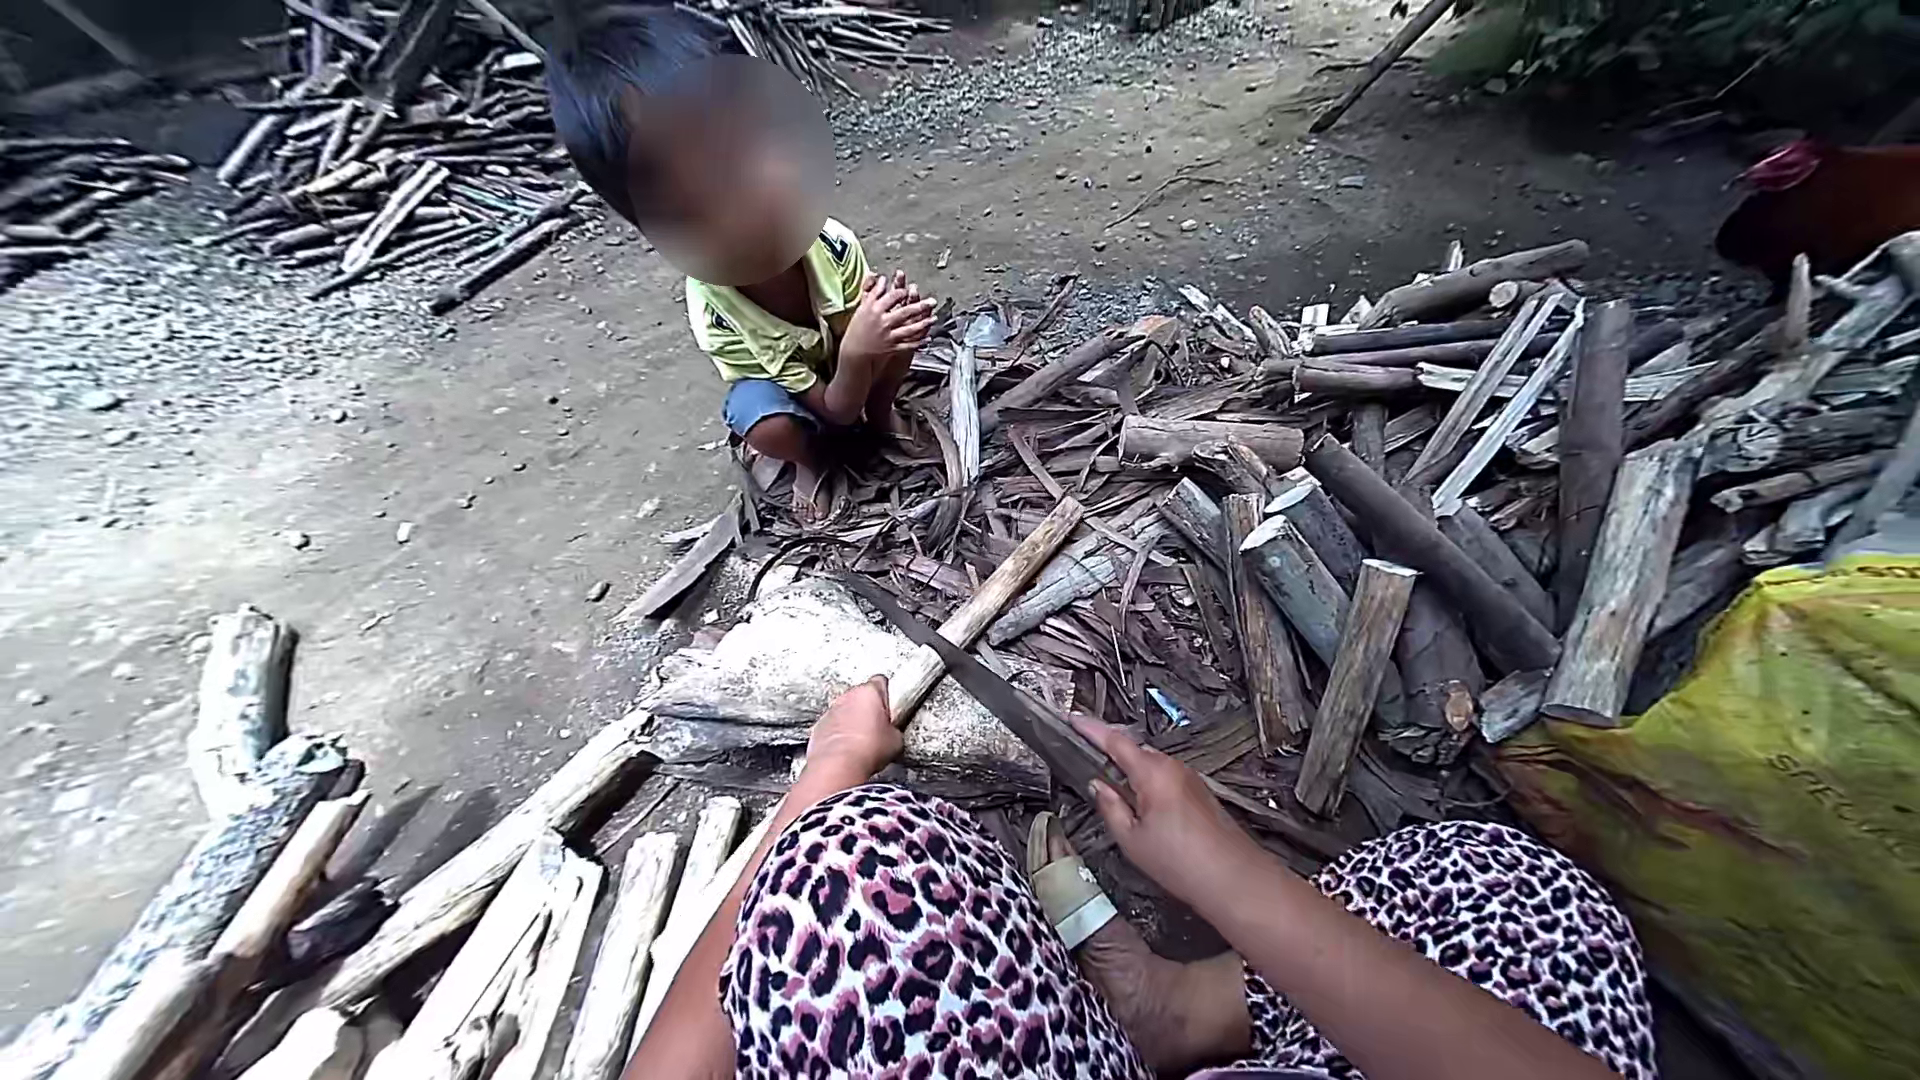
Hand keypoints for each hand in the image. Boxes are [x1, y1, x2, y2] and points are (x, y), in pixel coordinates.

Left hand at [804, 675, 902, 783]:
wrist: (838, 768)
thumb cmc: (866, 750)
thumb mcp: (896, 740)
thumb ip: (895, 729)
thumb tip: (893, 734)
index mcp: (869, 692)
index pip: (881, 681)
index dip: (887, 695)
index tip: (890, 708)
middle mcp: (848, 696)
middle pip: (861, 696)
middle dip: (868, 709)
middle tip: (878, 729)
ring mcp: (831, 711)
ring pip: (845, 711)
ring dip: (852, 722)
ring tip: (862, 743)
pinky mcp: (819, 728)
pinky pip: (832, 727)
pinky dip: (838, 735)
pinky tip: (847, 751)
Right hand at [840, 271, 935, 366]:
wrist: (854, 351)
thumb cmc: (858, 328)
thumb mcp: (862, 307)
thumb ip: (872, 291)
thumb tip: (880, 277)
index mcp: (874, 309)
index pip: (892, 297)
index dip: (902, 292)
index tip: (908, 290)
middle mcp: (882, 322)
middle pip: (905, 312)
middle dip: (920, 306)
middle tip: (932, 301)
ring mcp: (888, 335)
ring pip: (909, 329)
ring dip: (923, 324)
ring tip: (934, 319)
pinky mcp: (892, 347)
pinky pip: (908, 344)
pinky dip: (919, 342)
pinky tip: (928, 339)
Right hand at [1073, 716, 1264, 909]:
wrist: (1236, 881)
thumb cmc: (1183, 864)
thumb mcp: (1132, 839)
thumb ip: (1109, 806)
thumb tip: (1097, 785)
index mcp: (1152, 773)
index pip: (1114, 740)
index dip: (1091, 728)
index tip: (1073, 718)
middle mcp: (1172, 767)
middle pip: (1133, 749)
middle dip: (1109, 751)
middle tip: (1086, 759)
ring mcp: (1188, 776)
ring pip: (1149, 763)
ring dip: (1129, 769)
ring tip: (1113, 790)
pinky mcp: (1198, 790)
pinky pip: (1164, 775)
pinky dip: (1147, 781)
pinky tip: (1142, 804)